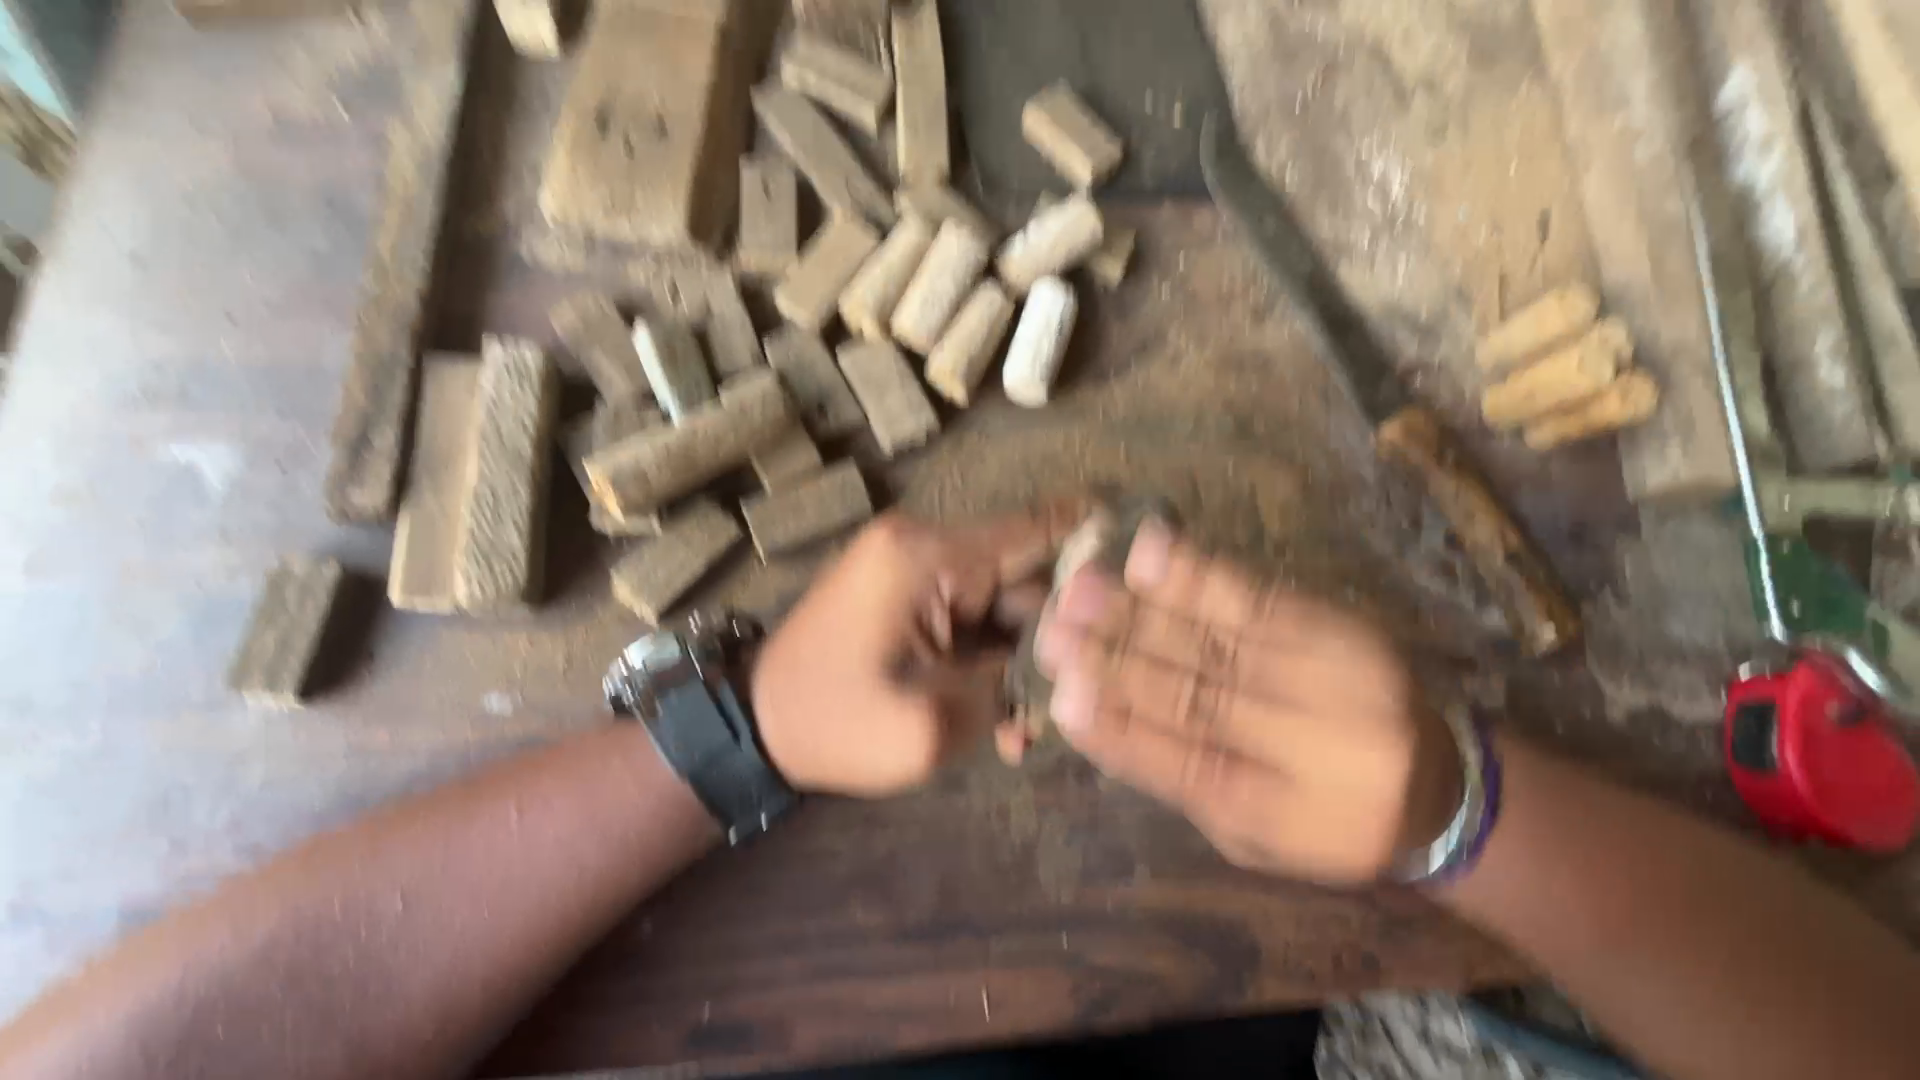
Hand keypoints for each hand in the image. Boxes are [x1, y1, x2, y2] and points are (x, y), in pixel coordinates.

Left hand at [753, 504, 1086, 796]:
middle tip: (1070, 697)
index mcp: (927, 556)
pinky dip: (985, 659)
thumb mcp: (932, 723)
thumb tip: (1059, 658)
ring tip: (1019, 725)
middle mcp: (923, 545)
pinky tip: (993, 715)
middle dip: (1050, 639)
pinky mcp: (906, 594)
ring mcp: (913, 568)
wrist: (755, 728)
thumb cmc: (836, 724)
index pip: (1035, 530)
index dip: (1094, 541)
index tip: (1150, 554)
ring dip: (1016, 661)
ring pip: (1000, 604)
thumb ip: (1009, 682)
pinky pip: (968, 617)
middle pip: (1023, 577)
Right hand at [1036, 519, 1462, 884]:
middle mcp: (1324, 743)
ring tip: (1079, 587)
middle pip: (1203, 695)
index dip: (1124, 733)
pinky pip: (1262, 594)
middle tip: (1051, 630)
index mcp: (1294, 813)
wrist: (1437, 785)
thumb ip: (1182, 779)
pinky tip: (1151, 547)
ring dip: (1142, 610)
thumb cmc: (1322, 822)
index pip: (1192, 767)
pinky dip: (1198, 571)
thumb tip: (1097, 717)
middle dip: (1118, 659)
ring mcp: (1341, 675)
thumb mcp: (1249, 833)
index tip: (1062, 699)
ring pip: (1223, 638)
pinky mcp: (1341, 626)